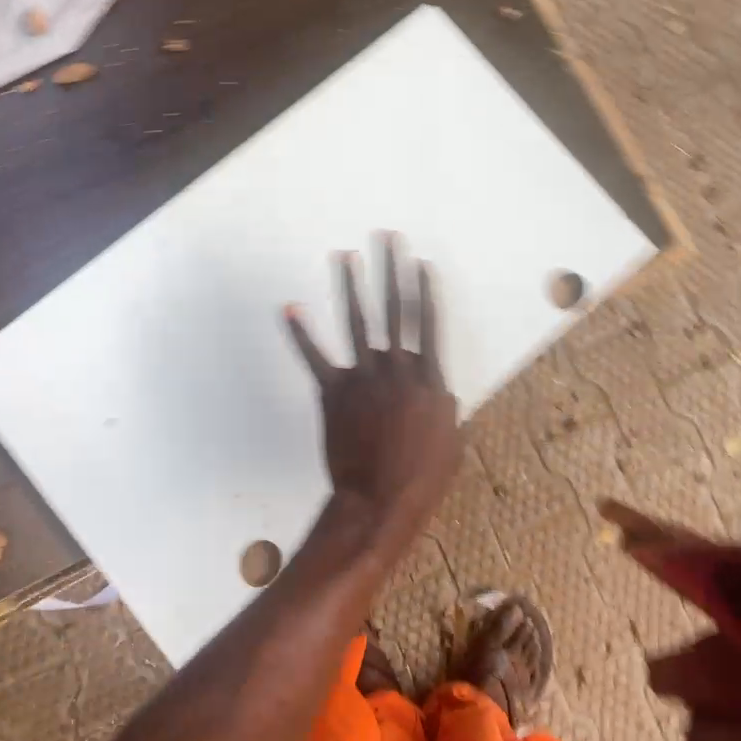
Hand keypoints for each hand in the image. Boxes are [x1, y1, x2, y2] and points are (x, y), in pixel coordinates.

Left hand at [285, 235, 459, 537]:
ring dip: (350, 286)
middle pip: (393, 309)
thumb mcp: (451, 438)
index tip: (420, 261)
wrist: (380, 501)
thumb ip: (444, 405)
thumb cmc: (423, 477)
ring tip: (346, 256)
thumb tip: (439, 389)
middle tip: (386, 238)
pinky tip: (290, 307)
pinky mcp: (334, 393)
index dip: (423, 289)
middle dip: (390, 269)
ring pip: (356, 322)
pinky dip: (300, 333)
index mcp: (428, 378)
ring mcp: (363, 378)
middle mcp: (397, 368)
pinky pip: (315, 358)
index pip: (426, 321)